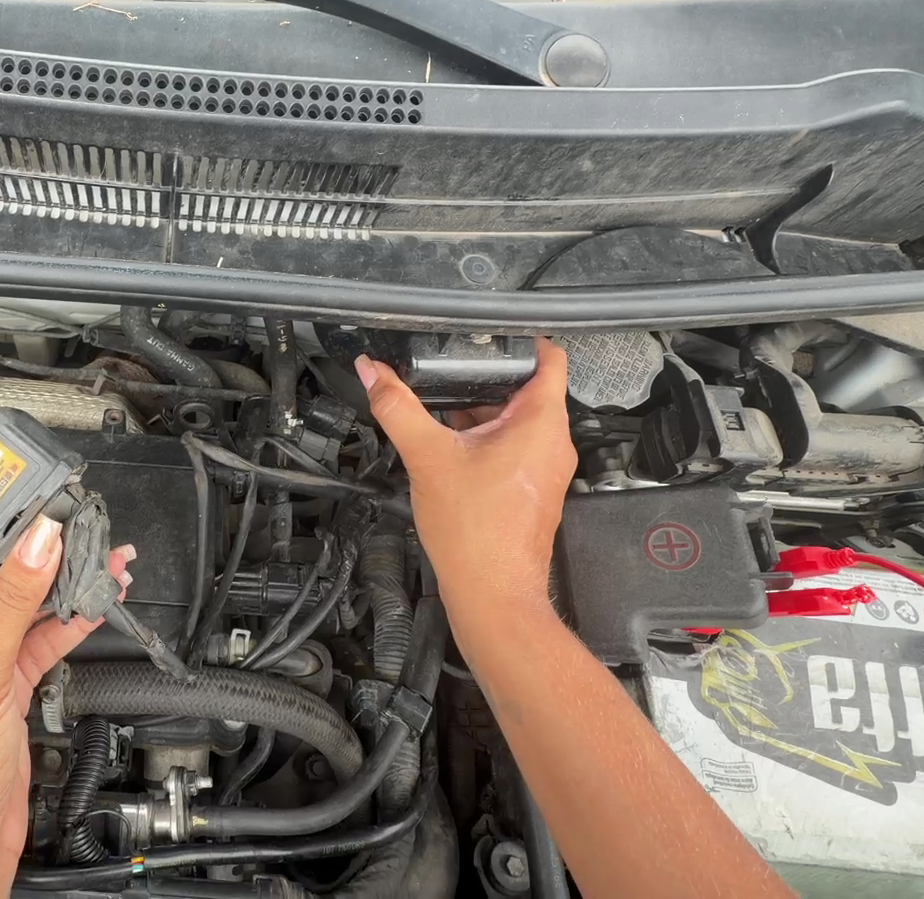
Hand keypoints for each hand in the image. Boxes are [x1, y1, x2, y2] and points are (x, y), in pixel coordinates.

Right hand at [354, 339, 575, 618]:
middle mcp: (551, 443)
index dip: (521, 338)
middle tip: (446, 368)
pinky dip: (482, 437)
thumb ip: (396, 407)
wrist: (490, 592)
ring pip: (514, 419)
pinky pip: (509, 446)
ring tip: (439, 408)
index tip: (488, 332)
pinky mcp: (529, 487)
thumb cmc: (474, 532)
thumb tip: (372, 371)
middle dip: (483, 377)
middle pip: (524, 387)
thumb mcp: (426, 456)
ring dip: (479, 410)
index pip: (550, 357)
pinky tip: (447, 446)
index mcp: (540, 424)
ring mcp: (543, 467)